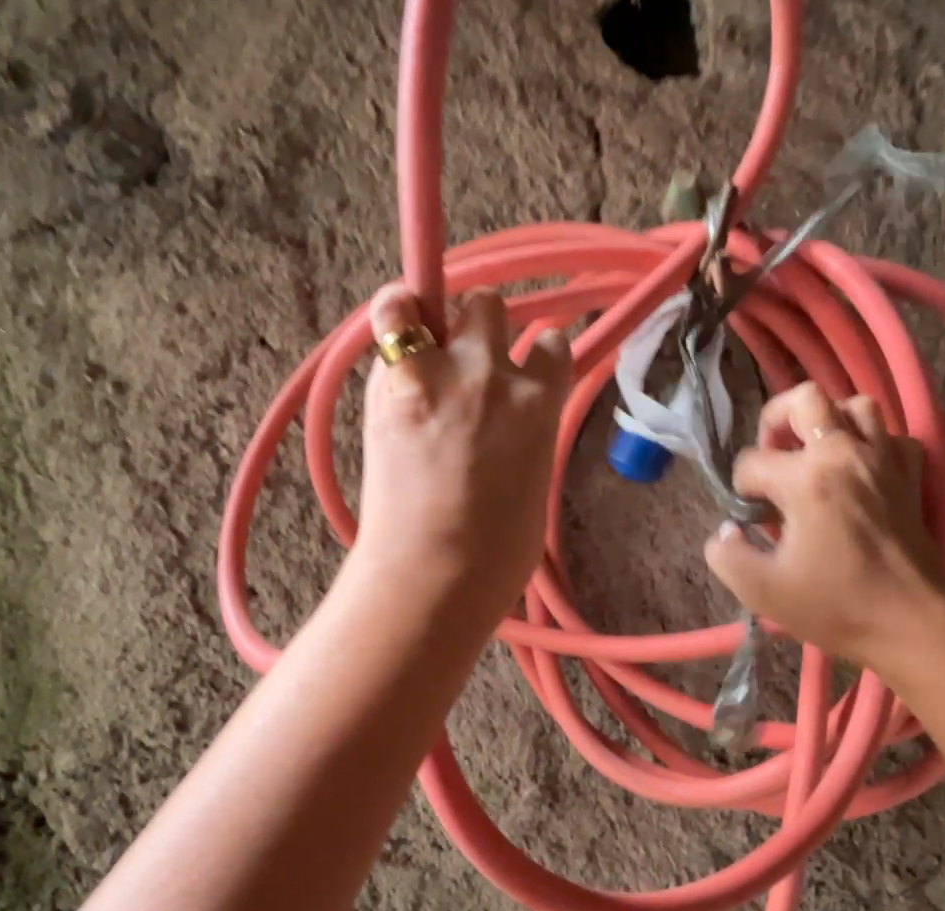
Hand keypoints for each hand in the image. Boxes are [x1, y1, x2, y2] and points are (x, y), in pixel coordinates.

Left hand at [350, 285, 570, 616]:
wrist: (437, 573)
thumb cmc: (496, 554)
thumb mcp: (534, 485)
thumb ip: (525, 438)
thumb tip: (507, 427)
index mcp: (542, 404)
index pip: (553, 344)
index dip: (536, 354)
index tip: (523, 367)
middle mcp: (497, 373)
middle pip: (491, 308)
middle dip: (481, 327)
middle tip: (464, 359)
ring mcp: (444, 371)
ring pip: (448, 303)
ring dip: (437, 319)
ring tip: (420, 344)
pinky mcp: (396, 381)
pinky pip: (392, 313)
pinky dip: (392, 315)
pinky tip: (391, 329)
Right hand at [704, 384, 944, 668]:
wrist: (913, 624)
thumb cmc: (835, 607)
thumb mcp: (760, 590)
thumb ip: (726, 554)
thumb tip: (728, 530)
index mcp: (805, 479)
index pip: (751, 462)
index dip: (740, 489)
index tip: (751, 521)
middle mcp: (845, 454)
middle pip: (805, 399)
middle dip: (776, 421)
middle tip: (772, 455)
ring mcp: (884, 461)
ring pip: (856, 405)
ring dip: (828, 421)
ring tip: (813, 454)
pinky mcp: (912, 477)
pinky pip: (893, 436)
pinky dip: (873, 443)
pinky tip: (859, 470)